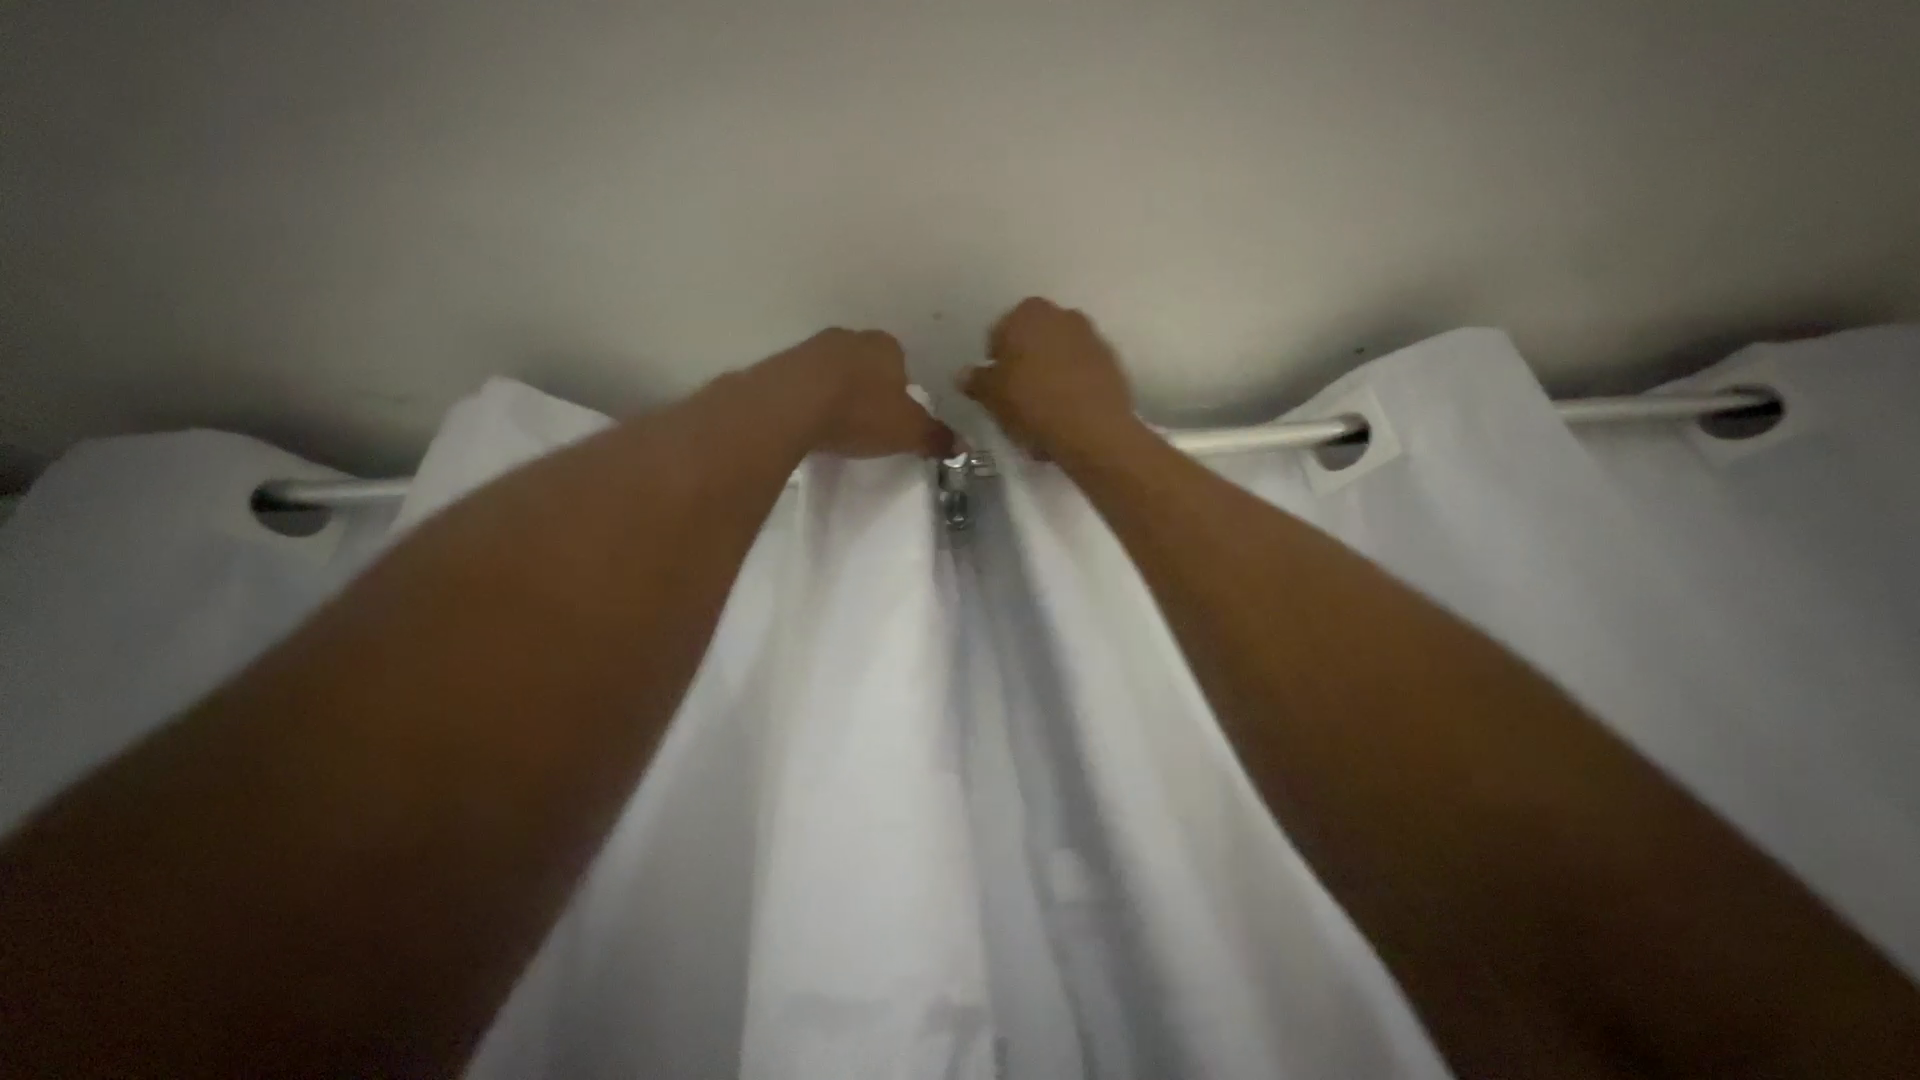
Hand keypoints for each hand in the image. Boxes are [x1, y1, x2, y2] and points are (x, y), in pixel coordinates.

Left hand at [770, 328, 953, 458]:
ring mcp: (811, 347)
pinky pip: (802, 384)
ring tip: (835, 427)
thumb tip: (964, 444)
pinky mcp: (780, 365)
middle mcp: (850, 337)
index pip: (900, 362)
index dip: (899, 389)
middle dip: (867, 388)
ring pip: (832, 371)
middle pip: (865, 363)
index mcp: (886, 346)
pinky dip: (807, 400)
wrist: (791, 405)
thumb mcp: (907, 431)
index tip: (893, 416)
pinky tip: (807, 424)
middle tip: (866, 423)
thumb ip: (935, 436)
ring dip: (835, 393)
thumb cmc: (860, 412)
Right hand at [960, 298, 1138, 460]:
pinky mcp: (1112, 361)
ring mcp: (1091, 336)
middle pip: (1034, 339)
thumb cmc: (1032, 405)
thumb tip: (963, 374)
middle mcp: (1062, 314)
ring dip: (1051, 371)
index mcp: (1027, 313)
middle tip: (1017, 395)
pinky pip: (1083, 369)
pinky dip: (1073, 383)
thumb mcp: (992, 397)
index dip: (995, 359)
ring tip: (1044, 407)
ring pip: (1060, 353)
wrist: (1093, 430)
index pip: (1000, 332)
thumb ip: (976, 381)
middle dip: (1025, 361)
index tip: (996, 385)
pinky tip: (1067, 411)